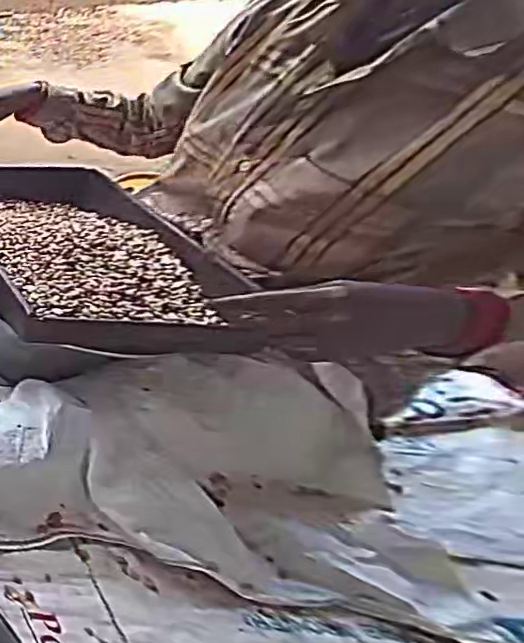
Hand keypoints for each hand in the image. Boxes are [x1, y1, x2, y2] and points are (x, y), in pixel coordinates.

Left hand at [211, 281, 475, 358]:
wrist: (430, 319)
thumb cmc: (381, 297)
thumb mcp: (341, 285)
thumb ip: (300, 290)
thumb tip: (258, 290)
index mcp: (327, 296)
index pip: (270, 301)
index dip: (238, 304)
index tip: (212, 304)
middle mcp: (326, 320)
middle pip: (267, 325)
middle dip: (239, 323)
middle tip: (213, 320)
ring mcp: (331, 341)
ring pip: (277, 342)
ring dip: (254, 337)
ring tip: (230, 333)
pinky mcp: (336, 357)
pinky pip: (296, 354)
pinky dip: (278, 348)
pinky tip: (264, 345)